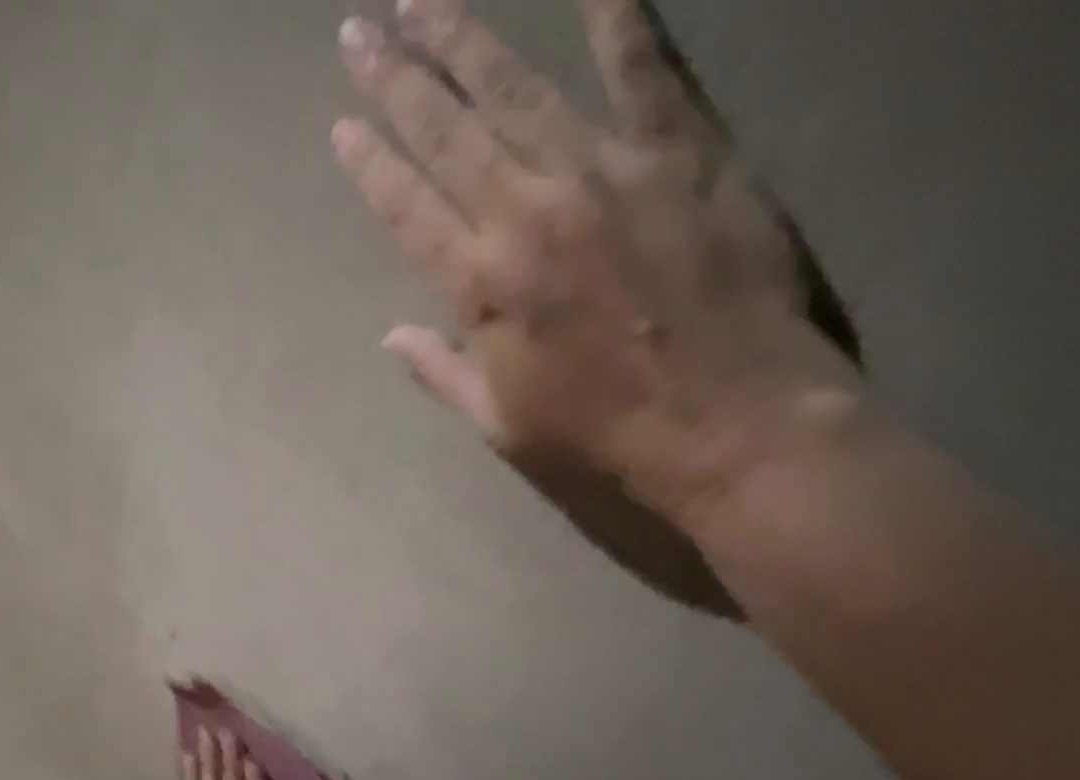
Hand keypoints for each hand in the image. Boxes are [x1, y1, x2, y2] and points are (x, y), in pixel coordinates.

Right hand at [332, 0, 859, 524]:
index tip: (342, 127)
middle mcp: (528, 213)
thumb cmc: (611, 438)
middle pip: (446, 131)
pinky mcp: (680, 156)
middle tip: (356, 32)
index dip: (369, 163)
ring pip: (517, 89)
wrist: (737, 428)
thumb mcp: (506, 426)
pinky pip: (642, 72)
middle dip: (394, 78)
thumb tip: (389, 338)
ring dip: (462, 38)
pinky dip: (617, 19)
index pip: (406, 206)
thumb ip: (443, 374)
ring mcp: (604, 174)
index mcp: (483, 283)